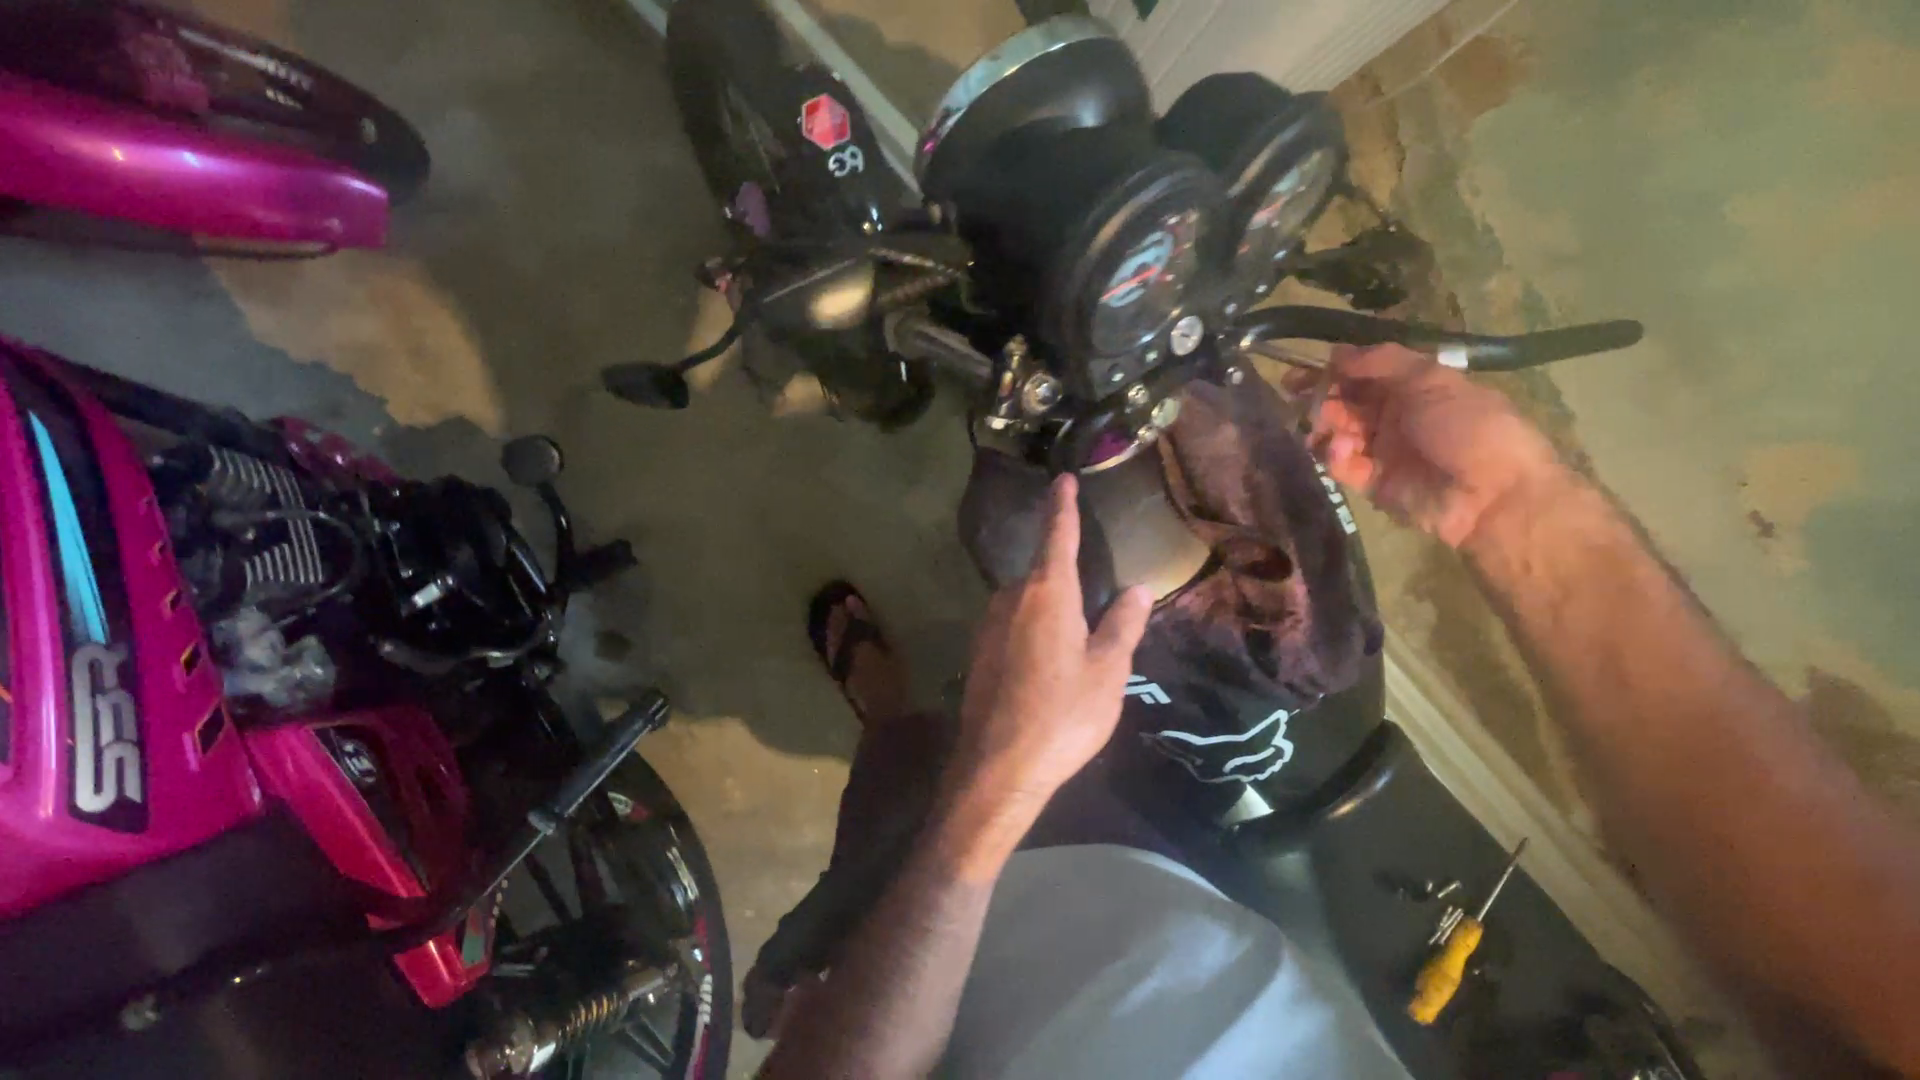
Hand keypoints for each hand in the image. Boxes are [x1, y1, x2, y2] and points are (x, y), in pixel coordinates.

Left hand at [950, 475, 1153, 808]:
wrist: (999, 766)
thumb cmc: (1063, 714)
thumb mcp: (1108, 671)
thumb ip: (1123, 625)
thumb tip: (1138, 588)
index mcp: (1048, 593)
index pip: (1058, 536)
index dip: (1063, 506)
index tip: (1062, 478)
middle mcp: (1011, 598)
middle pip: (1044, 575)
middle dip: (1067, 584)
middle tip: (1095, 620)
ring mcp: (988, 625)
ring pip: (1027, 604)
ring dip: (1050, 615)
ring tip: (1073, 657)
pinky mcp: (979, 653)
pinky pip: (1012, 627)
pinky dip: (1032, 635)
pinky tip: (1046, 671)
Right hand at [1308, 344, 1566, 549]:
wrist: (1490, 493)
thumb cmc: (1467, 426)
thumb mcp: (1432, 379)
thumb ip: (1382, 362)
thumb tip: (1336, 352)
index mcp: (1412, 387)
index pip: (1363, 373)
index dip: (1333, 370)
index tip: (1302, 371)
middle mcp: (1393, 416)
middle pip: (1344, 402)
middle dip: (1321, 398)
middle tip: (1302, 399)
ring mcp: (1381, 450)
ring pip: (1336, 433)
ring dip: (1325, 425)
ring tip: (1322, 425)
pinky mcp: (1371, 483)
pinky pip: (1342, 465)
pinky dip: (1335, 455)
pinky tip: (1342, 448)